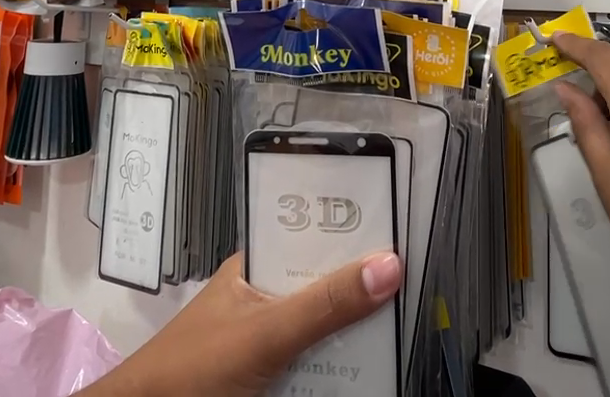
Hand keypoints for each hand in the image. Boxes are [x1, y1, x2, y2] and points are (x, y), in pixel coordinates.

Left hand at [86, 251, 402, 396]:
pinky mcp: (271, 378)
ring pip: (324, 328)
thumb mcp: (264, 333)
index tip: (402, 229)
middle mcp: (264, 298)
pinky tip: (370, 365)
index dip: (354, 231)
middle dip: (363, 287)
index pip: (312, 235)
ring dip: (356, 331)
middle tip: (415, 281)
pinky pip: (316, 365)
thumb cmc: (193, 368)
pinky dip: (339, 366)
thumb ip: (323, 305)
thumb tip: (391, 265)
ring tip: (405, 323)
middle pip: (325, 285)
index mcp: (256, 267)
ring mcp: (267, 342)